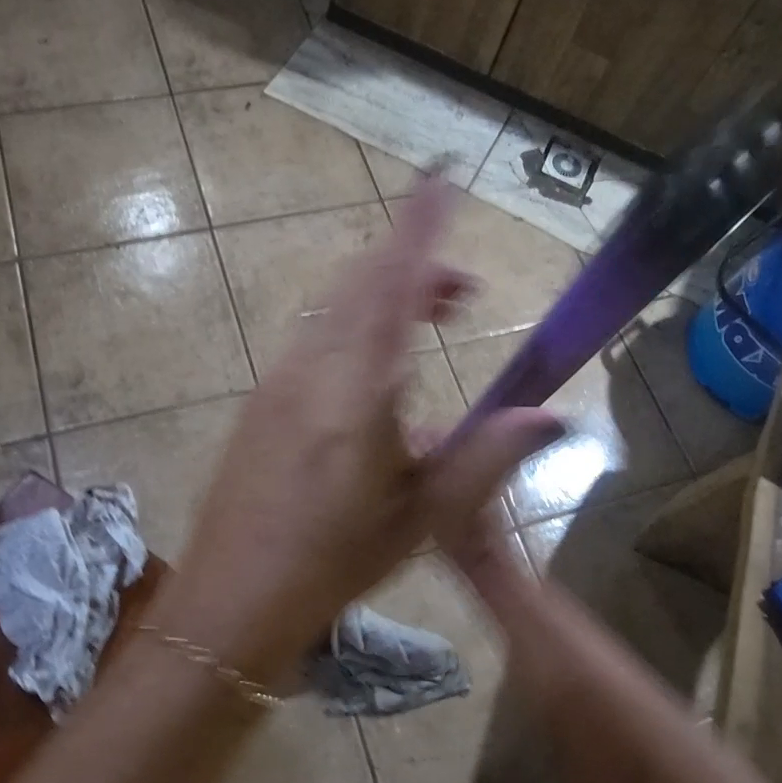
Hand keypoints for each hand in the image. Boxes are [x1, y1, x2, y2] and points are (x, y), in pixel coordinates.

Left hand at [159, 176, 564, 675]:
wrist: (231, 601)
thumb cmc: (334, 563)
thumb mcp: (422, 516)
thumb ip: (486, 456)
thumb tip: (550, 414)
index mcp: (356, 391)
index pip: (393, 286)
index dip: (420, 229)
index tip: (440, 181)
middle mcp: (310, 369)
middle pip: (361, 284)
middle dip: (412, 265)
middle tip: (464, 292)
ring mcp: (276, 382)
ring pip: (333, 309)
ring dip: (381, 297)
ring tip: (428, 325)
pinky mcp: (259, 402)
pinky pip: (312, 339)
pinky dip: (352, 328)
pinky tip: (375, 380)